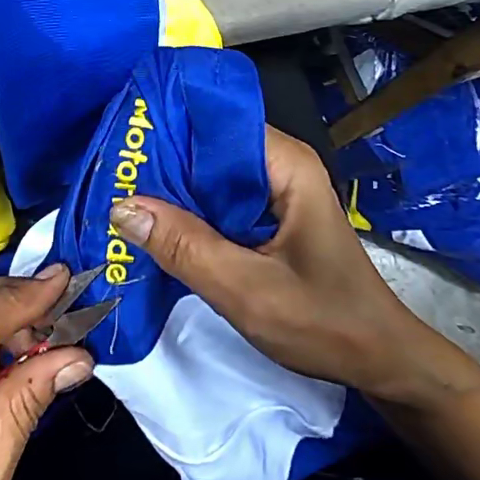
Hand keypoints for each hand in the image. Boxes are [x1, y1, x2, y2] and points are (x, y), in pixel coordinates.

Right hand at [108, 127, 447, 399]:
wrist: (377, 356)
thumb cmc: (324, 321)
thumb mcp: (247, 289)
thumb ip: (185, 246)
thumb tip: (121, 204)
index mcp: (288, 165)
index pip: (219, 124)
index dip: (168, 128)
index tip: (118, 141)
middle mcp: (284, 168)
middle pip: (214, 150)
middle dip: (163, 164)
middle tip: (103, 178)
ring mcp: (280, 194)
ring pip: (216, 181)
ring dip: (174, 194)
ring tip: (114, 201)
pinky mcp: (274, 220)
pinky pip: (225, 206)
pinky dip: (193, 217)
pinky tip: (154, 231)